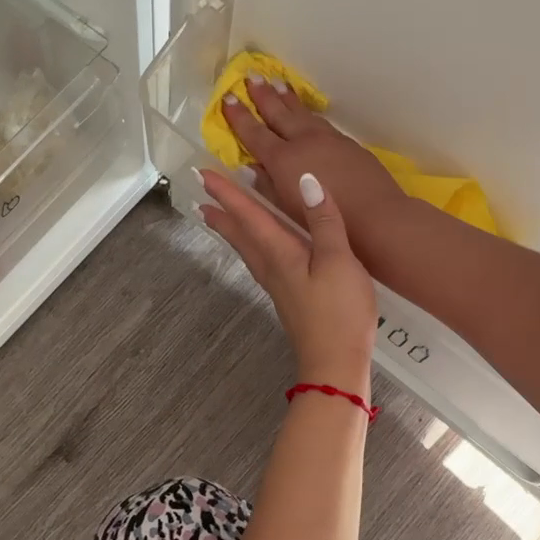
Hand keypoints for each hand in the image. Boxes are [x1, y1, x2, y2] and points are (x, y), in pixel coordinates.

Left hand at [199, 167, 376, 392]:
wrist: (335, 364)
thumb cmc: (340, 312)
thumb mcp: (339, 260)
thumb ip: (323, 221)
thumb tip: (306, 180)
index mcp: (281, 254)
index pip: (249, 216)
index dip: (228, 194)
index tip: (204, 174)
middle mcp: (272, 268)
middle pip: (241, 235)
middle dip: (221, 214)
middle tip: (199, 199)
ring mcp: (278, 286)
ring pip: (247, 250)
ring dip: (231, 232)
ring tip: (216, 220)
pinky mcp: (287, 299)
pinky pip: (260, 262)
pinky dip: (250, 247)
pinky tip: (257, 251)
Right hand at [221, 77, 407, 241]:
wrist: (374, 216)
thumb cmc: (324, 221)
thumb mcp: (286, 209)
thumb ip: (267, 186)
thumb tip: (250, 168)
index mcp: (283, 159)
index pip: (255, 133)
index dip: (239, 117)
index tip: (227, 99)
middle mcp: (303, 141)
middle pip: (279, 113)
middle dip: (263, 95)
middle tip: (251, 76)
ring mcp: (327, 139)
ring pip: (302, 113)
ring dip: (287, 98)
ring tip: (278, 82)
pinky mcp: (346, 143)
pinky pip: (320, 121)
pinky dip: (307, 112)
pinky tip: (306, 112)